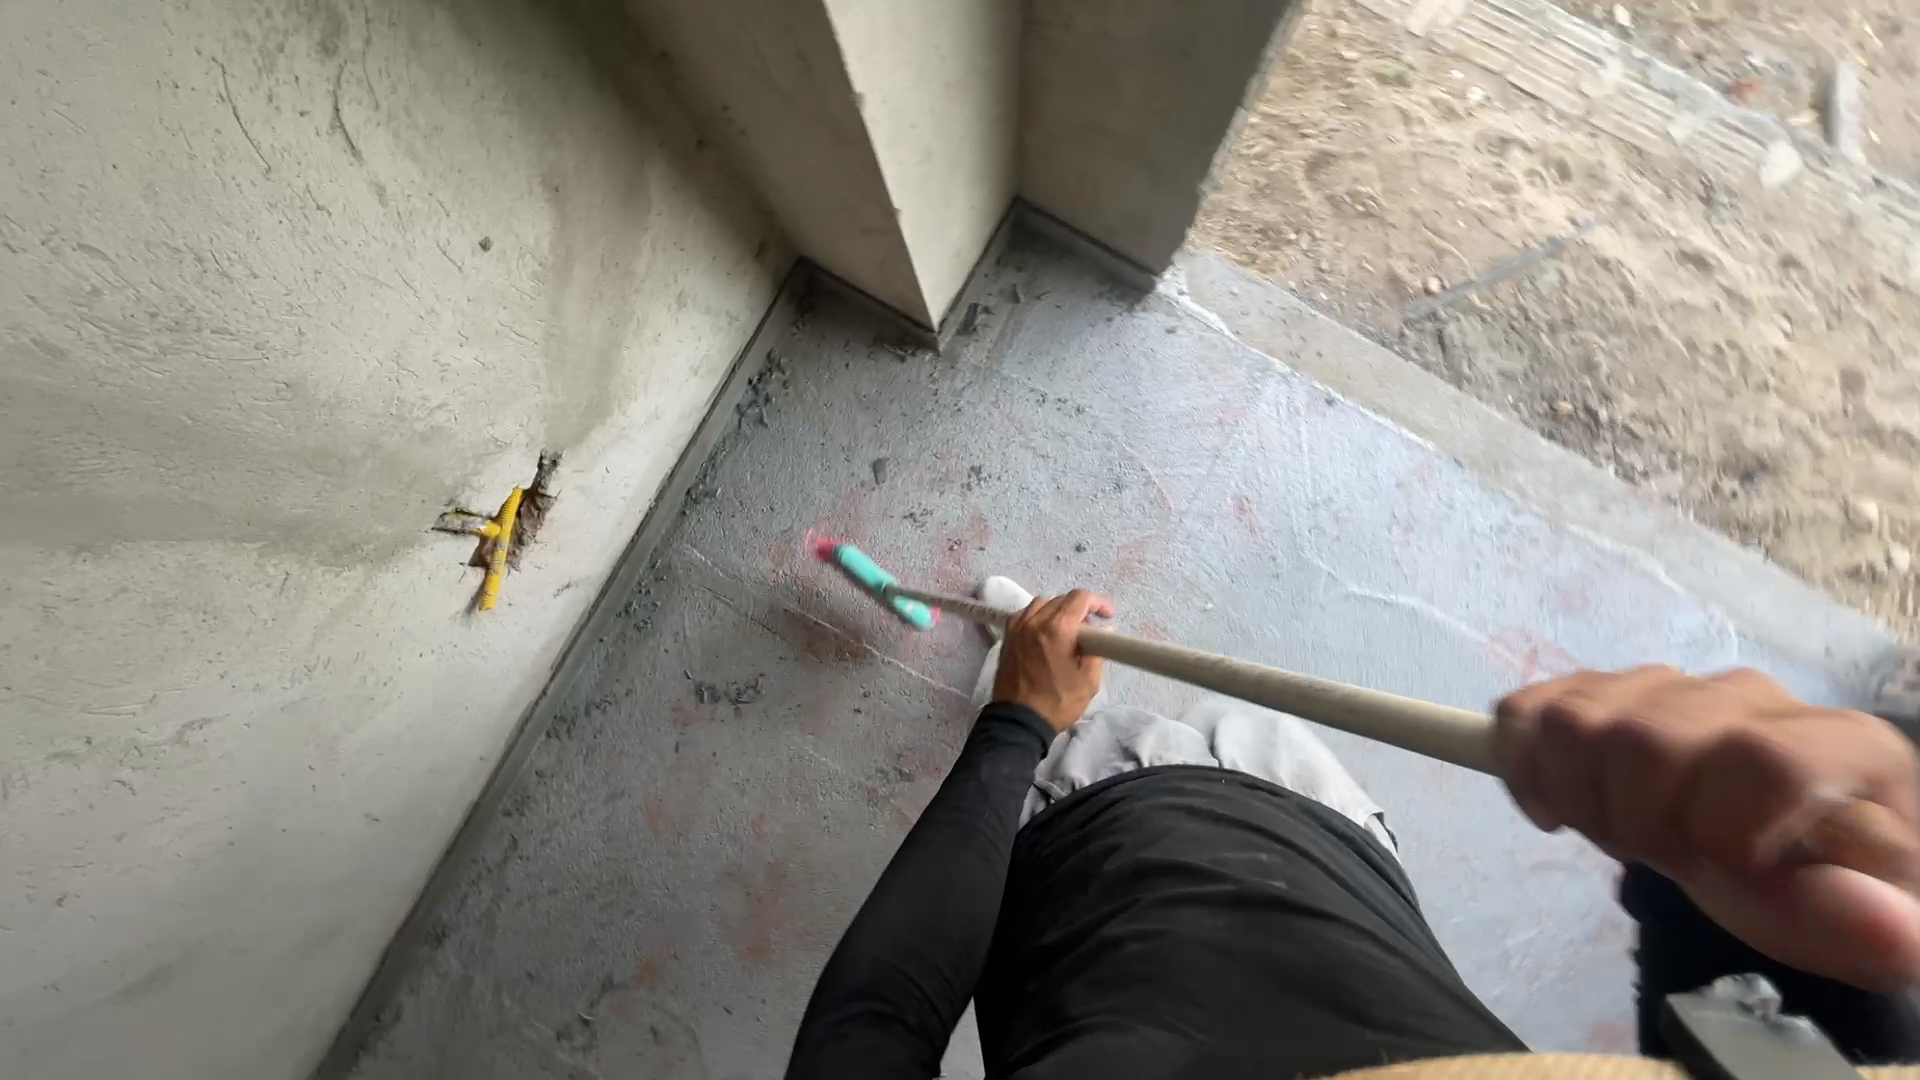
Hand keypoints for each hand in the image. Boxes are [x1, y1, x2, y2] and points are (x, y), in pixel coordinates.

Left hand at [992, 590, 1114, 732]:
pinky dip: (1037, 616)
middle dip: (1080, 608)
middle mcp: (1035, 621)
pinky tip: (1044, 632)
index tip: (1107, 615)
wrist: (1018, 720)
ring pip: (1041, 603)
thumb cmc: (1057, 702)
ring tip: (1068, 628)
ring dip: (1058, 610)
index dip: (1098, 602)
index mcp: (1057, 629)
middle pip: (1061, 599)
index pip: (1080, 598)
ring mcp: (1017, 627)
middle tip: (1090, 627)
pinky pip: (1024, 614)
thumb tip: (1103, 631)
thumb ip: (1097, 651)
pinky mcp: (1007, 637)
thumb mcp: (1088, 682)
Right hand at [1495, 666, 1919, 989]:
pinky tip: (1552, 804)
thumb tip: (1871, 914)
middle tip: (1652, 857)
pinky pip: (1522, 711)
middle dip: (1630, 818)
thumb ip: (1873, 928)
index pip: (1762, 758)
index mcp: (1835, 743)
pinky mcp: (1583, 688)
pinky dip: (1519, 767)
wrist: (1754, 844)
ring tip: (1606, 830)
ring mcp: (1654, 684)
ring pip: (1570, 719)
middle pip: (1645, 737)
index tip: (1721, 868)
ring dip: (1571, 795)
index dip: (1721, 826)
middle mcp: (1743, 695)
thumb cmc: (1808, 882)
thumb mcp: (1856, 927)